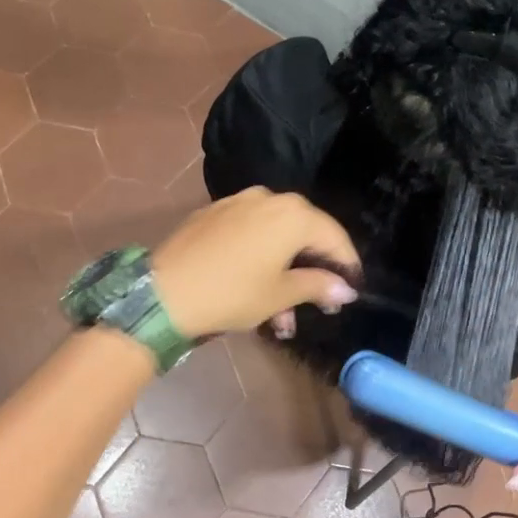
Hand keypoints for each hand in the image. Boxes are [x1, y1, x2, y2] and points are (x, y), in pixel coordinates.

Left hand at [151, 187, 360, 338]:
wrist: (164, 292)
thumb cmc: (232, 294)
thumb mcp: (280, 295)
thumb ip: (318, 286)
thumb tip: (345, 289)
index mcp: (292, 213)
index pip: (334, 236)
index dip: (348, 265)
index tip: (353, 290)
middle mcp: (268, 198)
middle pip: (305, 233)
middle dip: (313, 272)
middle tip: (321, 306)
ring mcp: (237, 203)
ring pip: (275, 237)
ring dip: (284, 274)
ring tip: (282, 319)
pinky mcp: (213, 215)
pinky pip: (250, 234)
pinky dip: (261, 259)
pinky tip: (257, 291)